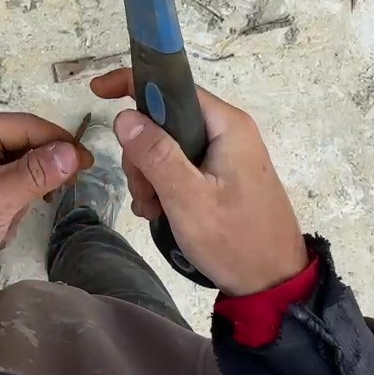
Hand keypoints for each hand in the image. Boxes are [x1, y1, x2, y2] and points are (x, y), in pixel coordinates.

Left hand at [0, 113, 92, 300]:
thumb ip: (36, 172)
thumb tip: (73, 151)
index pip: (25, 124)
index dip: (57, 141)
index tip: (87, 161)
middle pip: (24, 145)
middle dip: (38, 173)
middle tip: (59, 193)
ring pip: (21, 170)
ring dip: (24, 196)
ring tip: (10, 218)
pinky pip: (10, 190)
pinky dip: (13, 208)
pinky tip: (1, 228)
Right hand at [90, 68, 306, 295]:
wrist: (276, 291)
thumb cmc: (236, 241)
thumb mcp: (188, 199)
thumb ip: (155, 155)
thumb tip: (124, 115)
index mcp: (225, 124)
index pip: (171, 86)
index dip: (133, 83)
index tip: (98, 92)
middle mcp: (225, 131)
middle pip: (164, 120)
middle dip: (141, 152)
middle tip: (142, 190)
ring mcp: (224, 154)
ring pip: (166, 145)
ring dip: (149, 174)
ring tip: (152, 208)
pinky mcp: (221, 175)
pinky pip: (179, 165)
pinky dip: (162, 184)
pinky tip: (159, 211)